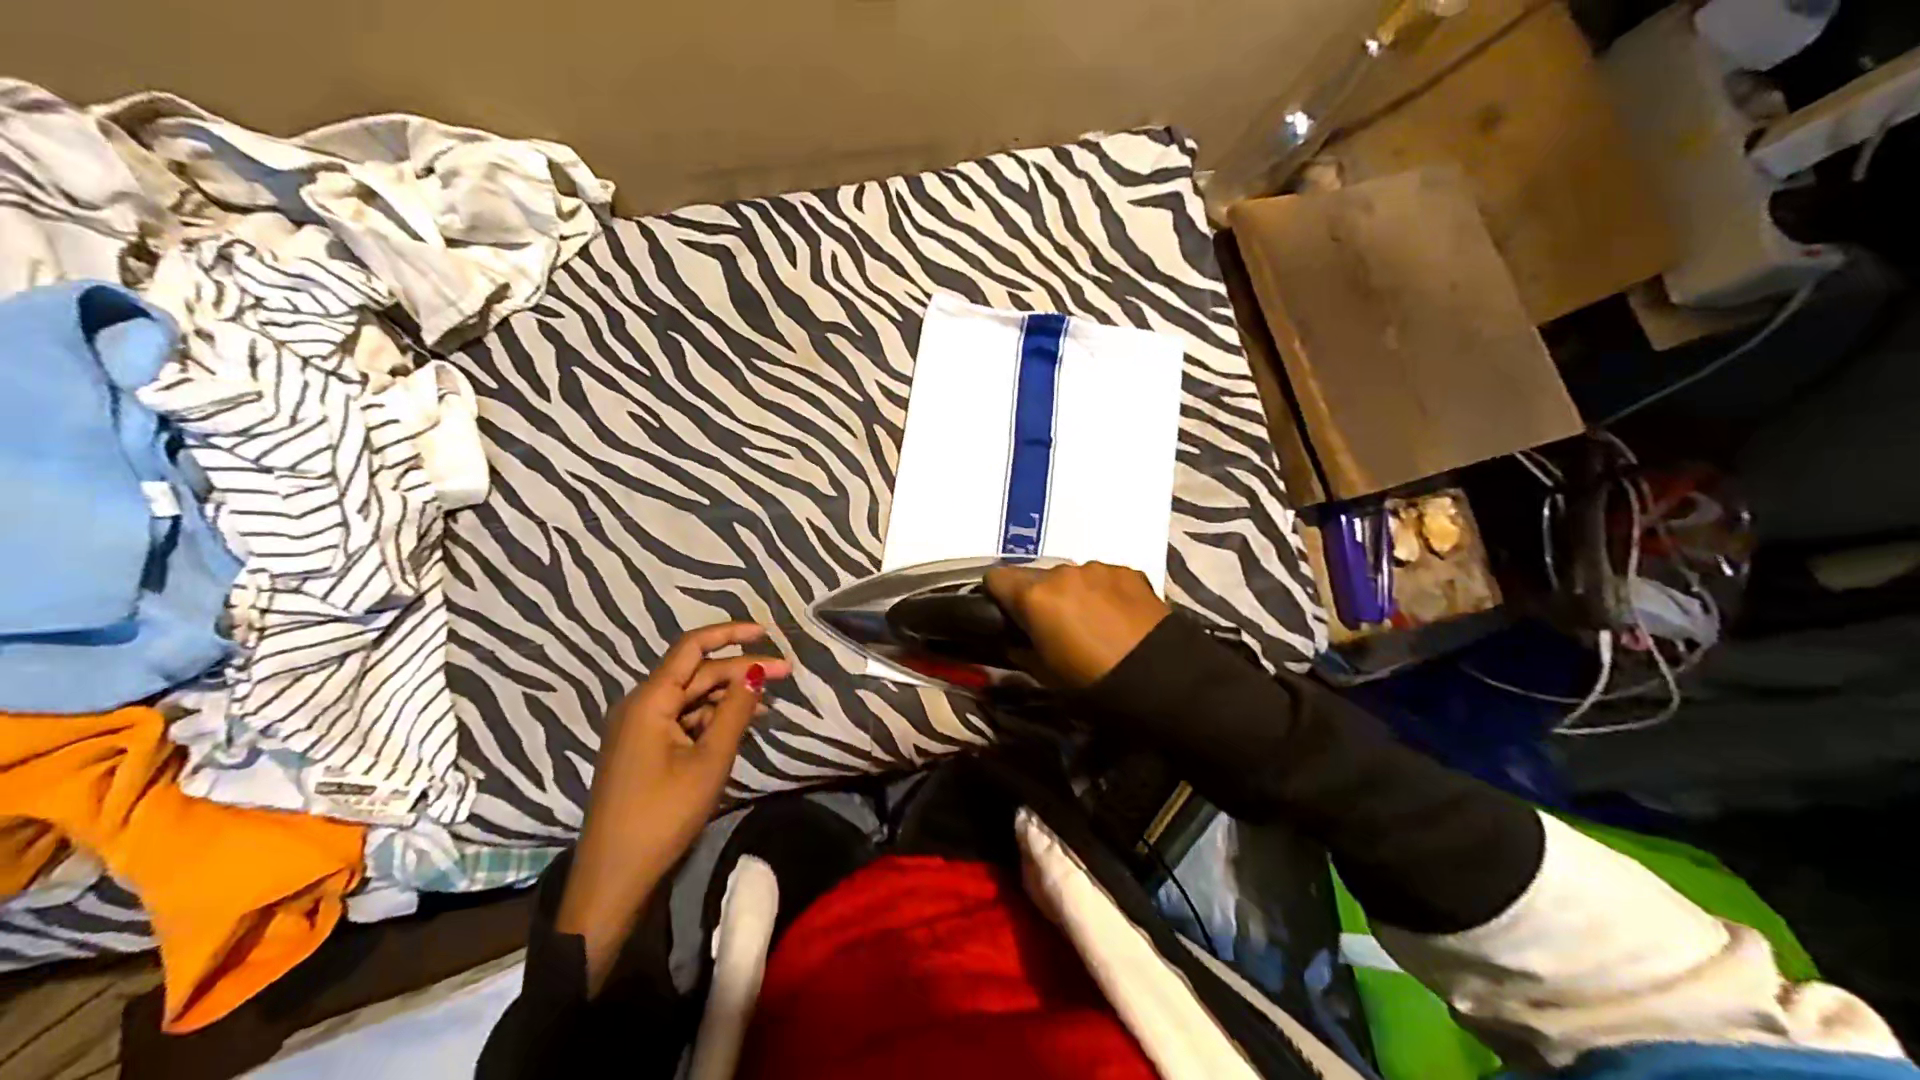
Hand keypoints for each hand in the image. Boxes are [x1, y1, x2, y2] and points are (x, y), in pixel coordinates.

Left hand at [559, 622, 790, 991]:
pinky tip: (740, 724)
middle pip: (696, 672)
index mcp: (649, 700)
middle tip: (786, 673)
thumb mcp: (709, 761)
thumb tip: (756, 670)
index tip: (767, 632)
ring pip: (691, 697)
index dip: (730, 633)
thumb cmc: (663, 815)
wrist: (615, 876)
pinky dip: (712, 717)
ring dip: (728, 695)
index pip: (692, 648)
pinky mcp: (644, 749)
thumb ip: (735, 711)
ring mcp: (640, 728)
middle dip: (739, 669)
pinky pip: (683, 719)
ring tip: (768, 702)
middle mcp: (641, 705)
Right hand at [983, 561, 1170, 687]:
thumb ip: (1020, 650)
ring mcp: (1098, 568)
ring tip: (1092, 624)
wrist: (1160, 676)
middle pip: (1036, 577)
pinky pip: (1103, 579)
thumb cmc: (1091, 681)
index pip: (996, 578)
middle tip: (1053, 628)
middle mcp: (1063, 573)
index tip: (1009, 616)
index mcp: (1035, 596)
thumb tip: (1013, 641)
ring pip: (1072, 577)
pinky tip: (1118, 619)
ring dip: (1074, 594)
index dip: (998, 596)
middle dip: (1040, 597)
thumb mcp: (1044, 674)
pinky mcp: (1129, 572)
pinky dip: (1103, 594)